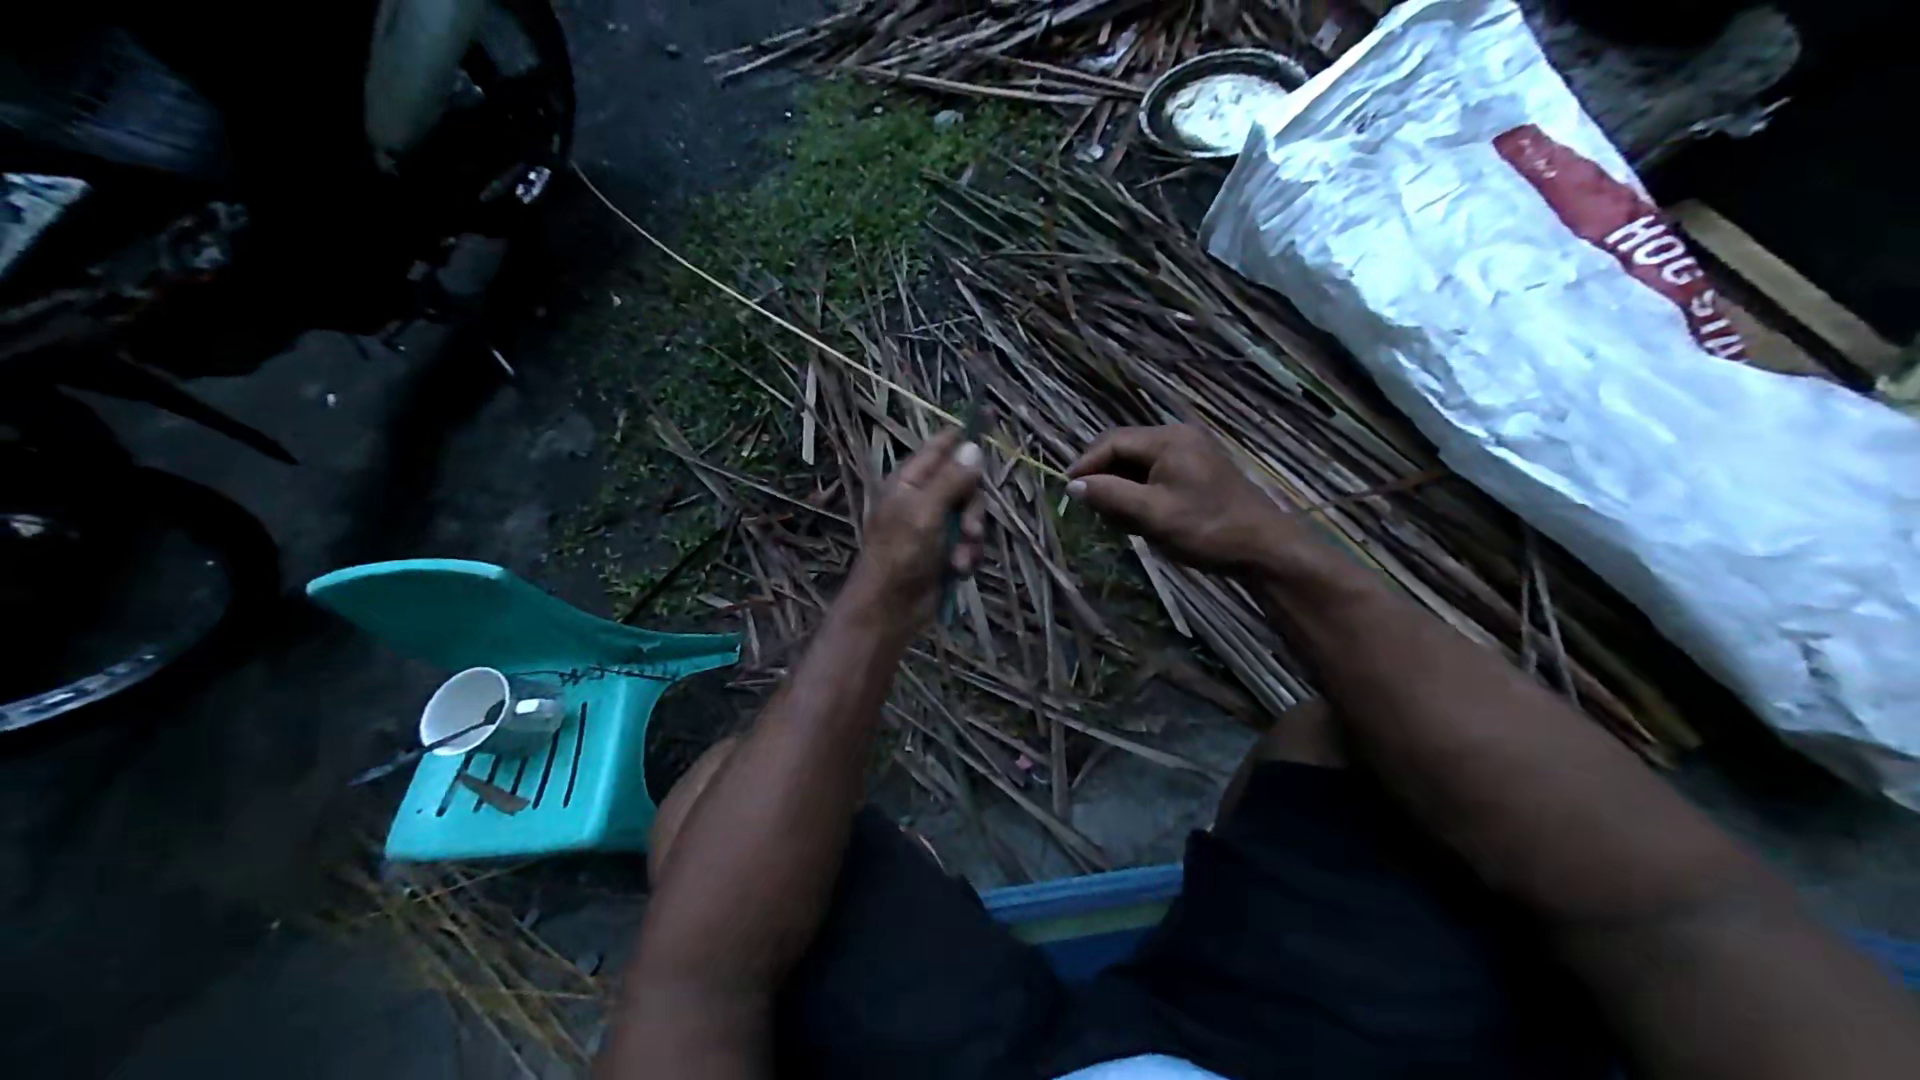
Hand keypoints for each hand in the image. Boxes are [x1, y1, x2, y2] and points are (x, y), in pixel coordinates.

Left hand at [843, 430, 985, 628]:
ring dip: (972, 540)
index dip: (963, 441)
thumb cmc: (899, 555)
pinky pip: (970, 543)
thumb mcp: (925, 513)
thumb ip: (951, 480)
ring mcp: (936, 525)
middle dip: (972, 509)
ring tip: (960, 559)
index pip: (941, 447)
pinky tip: (960, 570)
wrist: (889, 609)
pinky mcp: (946, 550)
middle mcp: (924, 498)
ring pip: (972, 516)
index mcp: (910, 481)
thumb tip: (974, 447)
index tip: (988, 434)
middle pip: (966, 484)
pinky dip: (968, 557)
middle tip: (969, 530)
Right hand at [1066, 425, 1306, 573]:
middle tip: (1092, 508)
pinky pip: (1156, 474)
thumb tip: (1073, 485)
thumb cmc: (1207, 529)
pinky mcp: (1199, 471)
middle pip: (1125, 449)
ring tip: (1117, 518)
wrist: (1265, 548)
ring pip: (1139, 464)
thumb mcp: (1152, 515)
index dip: (1086, 464)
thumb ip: (1110, 496)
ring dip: (1122, 487)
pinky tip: (1140, 517)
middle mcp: (1179, 437)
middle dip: (1104, 477)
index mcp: (1168, 440)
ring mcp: (1191, 453)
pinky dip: (1140, 492)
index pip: (1112, 442)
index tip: (1067, 490)